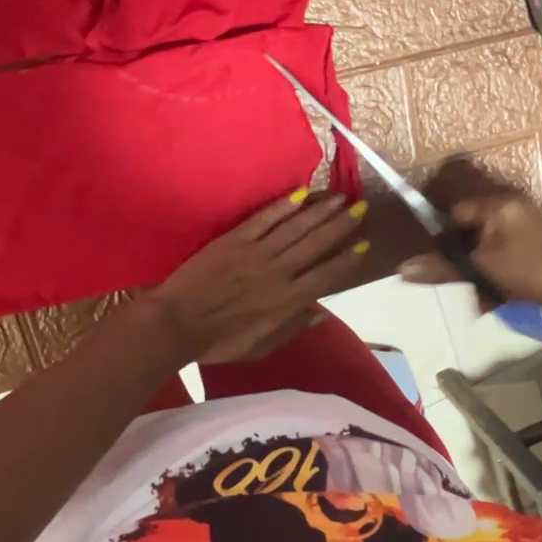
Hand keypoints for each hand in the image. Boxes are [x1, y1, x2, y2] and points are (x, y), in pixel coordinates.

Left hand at [146, 190, 370, 362]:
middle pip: (316, 244)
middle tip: (360, 207)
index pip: (326, 276)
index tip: (364, 245)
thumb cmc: (219, 342)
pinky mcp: (235, 240)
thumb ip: (292, 327)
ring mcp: (257, 253)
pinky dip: (283, 206)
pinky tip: (300, 194)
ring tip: (338, 198)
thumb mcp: (261, 347)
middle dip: (341, 225)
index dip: (346, 260)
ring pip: (296, 227)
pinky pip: (264, 219)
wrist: (177, 324)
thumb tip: (321, 312)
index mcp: (287, 301)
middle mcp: (279, 272)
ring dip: (320, 211)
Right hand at [396, 192, 541, 307]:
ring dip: (479, 274)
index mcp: (500, 205)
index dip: (443, 236)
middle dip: (462, 260)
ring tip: (479, 297)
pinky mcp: (538, 249)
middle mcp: (514, 209)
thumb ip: (442, 268)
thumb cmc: (530, 270)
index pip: (457, 212)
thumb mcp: (481, 269)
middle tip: (457, 283)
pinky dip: (497, 277)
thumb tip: (403, 269)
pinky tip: (495, 300)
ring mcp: (529, 229)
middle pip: (471, 232)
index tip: (437, 261)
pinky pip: (505, 259)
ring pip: (488, 250)